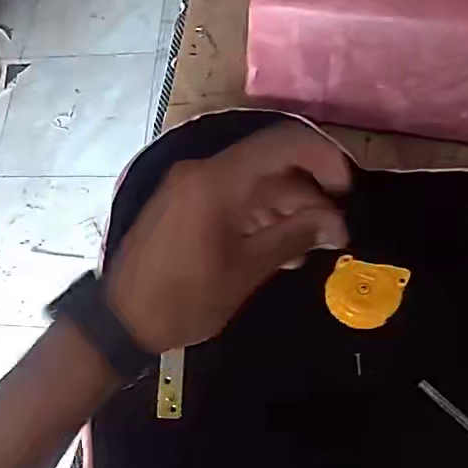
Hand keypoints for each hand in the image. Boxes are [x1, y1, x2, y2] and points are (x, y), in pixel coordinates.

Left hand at [104, 122, 351, 352]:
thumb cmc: (184, 299)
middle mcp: (203, 173)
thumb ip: (292, 237)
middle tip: (333, 236)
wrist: (120, 321)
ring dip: (286, 211)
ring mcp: (191, 188)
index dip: (323, 159)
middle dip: (309, 197)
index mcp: (218, 182)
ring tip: (309, 250)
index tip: (346, 191)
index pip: (283, 145)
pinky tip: (279, 249)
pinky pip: (232, 199)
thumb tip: (336, 224)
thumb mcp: (245, 271)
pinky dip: (259, 218)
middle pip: (271, 168)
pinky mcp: (184, 206)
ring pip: (253, 186)